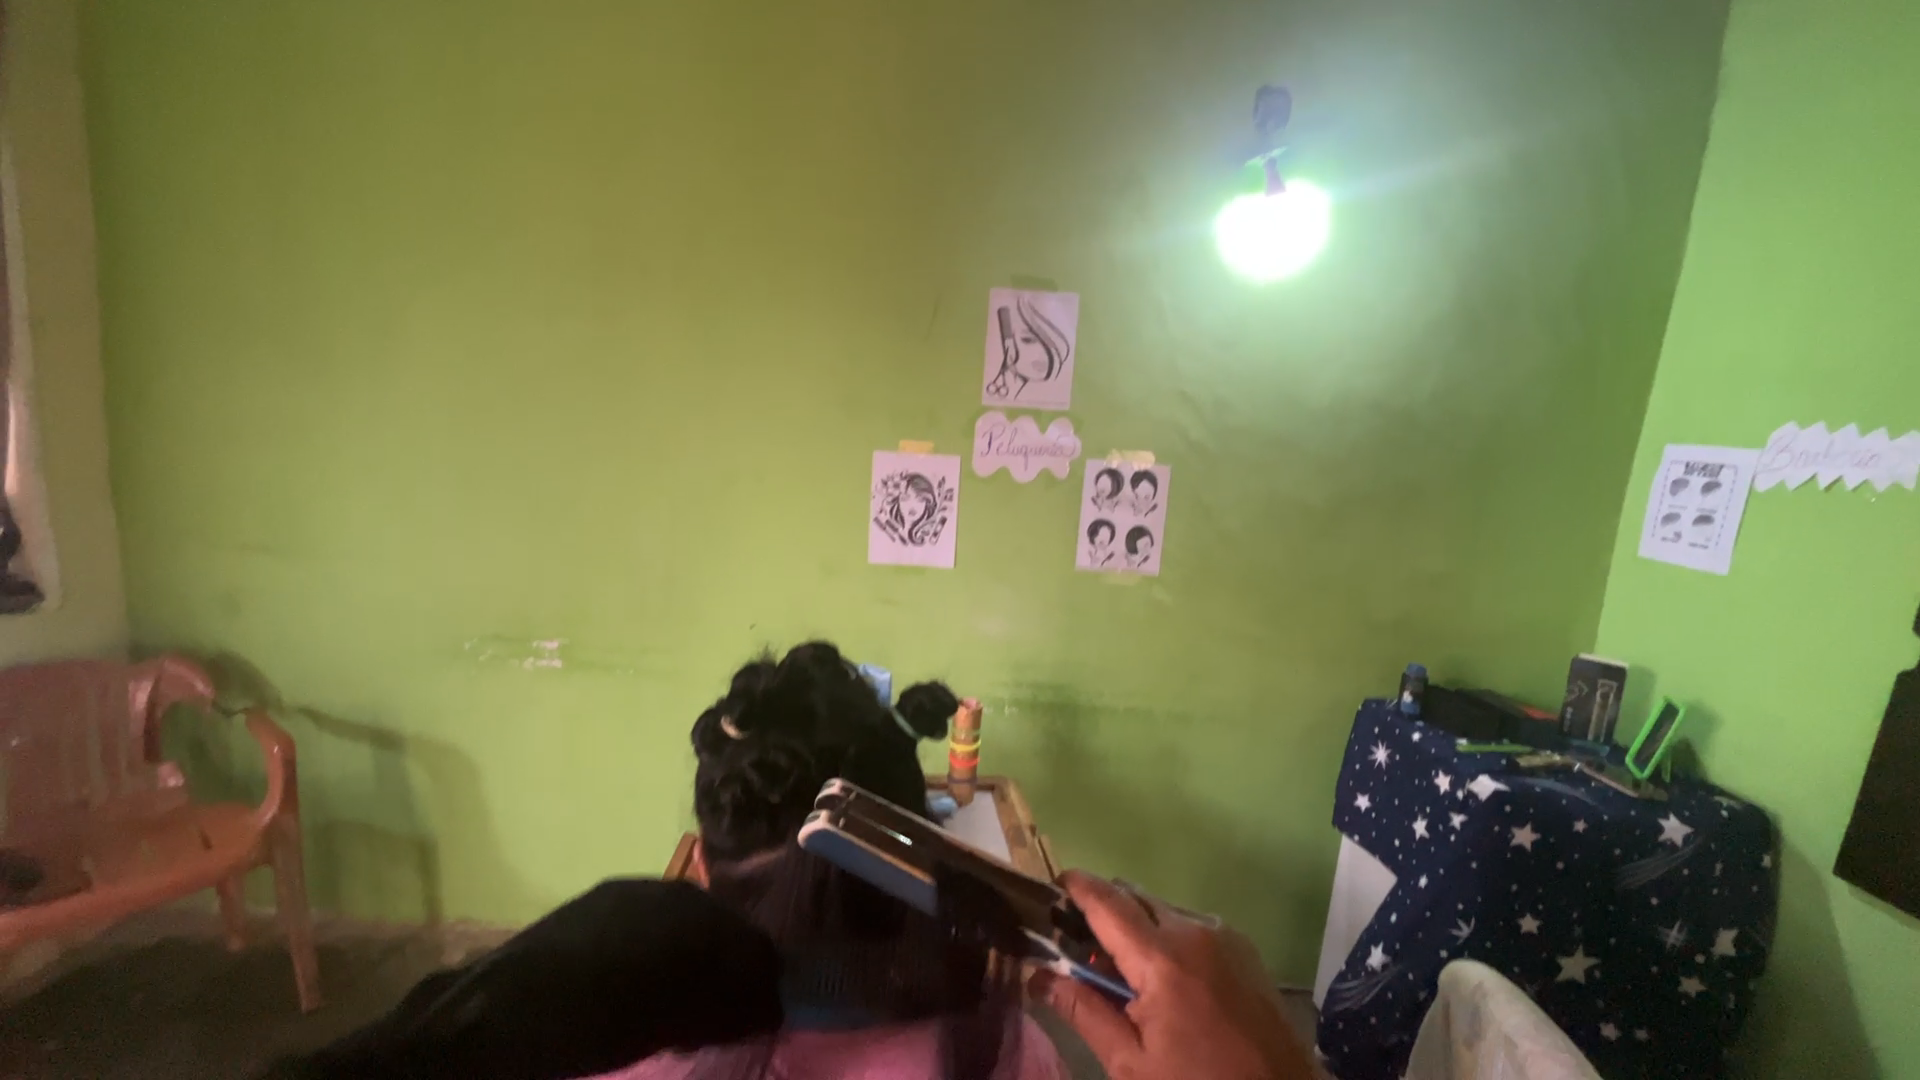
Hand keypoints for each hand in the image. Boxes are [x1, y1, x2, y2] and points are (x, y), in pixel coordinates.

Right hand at [1030, 872, 1313, 1079]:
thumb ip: (1084, 1012)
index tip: (1052, 885)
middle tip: (1084, 951)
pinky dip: (1169, 938)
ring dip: (1138, 927)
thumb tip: (1037, 975)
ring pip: (1163, 911)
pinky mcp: (1245, 950)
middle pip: (1134, 898)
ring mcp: (1224, 937)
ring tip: (1129, 977)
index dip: (1076, 887)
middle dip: (1105, 912)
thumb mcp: (1132, 1068)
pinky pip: (1192, 926)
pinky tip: (1168, 983)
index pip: (1107, 902)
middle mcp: (1193, 931)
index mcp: (1162, 959)